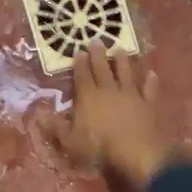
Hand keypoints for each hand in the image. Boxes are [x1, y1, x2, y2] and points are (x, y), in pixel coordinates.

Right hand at [52, 42, 174, 188]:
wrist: (136, 152)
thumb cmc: (99, 148)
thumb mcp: (70, 142)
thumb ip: (55, 126)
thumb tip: (39, 114)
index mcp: (88, 97)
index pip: (82, 76)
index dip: (79, 63)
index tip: (79, 51)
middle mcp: (109, 90)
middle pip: (103, 69)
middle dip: (99, 54)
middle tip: (97, 40)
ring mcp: (131, 95)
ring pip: (126, 73)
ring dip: (123, 61)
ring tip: (121, 49)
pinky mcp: (148, 104)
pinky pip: (149, 89)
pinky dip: (150, 81)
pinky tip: (152, 73)